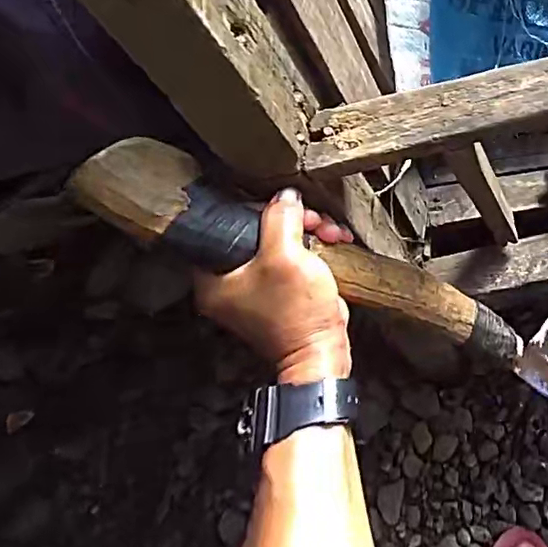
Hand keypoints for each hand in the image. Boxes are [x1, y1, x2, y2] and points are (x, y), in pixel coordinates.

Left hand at [194, 188, 356, 383]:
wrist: (322, 350)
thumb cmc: (297, 312)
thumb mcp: (286, 255)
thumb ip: (281, 219)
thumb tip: (285, 196)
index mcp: (213, 278)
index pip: (227, 226)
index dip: (259, 211)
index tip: (287, 208)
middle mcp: (229, 284)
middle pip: (259, 232)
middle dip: (295, 222)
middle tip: (317, 222)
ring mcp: (256, 289)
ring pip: (281, 242)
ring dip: (311, 232)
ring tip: (333, 234)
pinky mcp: (281, 292)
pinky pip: (293, 257)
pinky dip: (314, 248)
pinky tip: (333, 243)